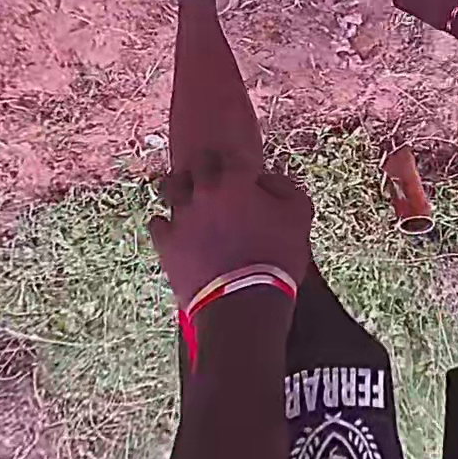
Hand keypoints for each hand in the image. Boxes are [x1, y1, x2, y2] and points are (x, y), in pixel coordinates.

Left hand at [148, 159, 313, 306]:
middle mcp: (204, 192)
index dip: (238, 163)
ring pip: (172, 188)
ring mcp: (182, 216)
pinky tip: (173, 227)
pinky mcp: (167, 242)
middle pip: (199, 165)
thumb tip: (267, 179)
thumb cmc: (277, 257)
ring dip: (181, 187)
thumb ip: (285, 187)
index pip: (231, 157)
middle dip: (208, 167)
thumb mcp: (299, 216)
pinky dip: (165, 223)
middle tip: (214, 175)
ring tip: (189, 194)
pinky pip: (158, 223)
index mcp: (235, 182)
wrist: (244, 300)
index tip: (242, 173)